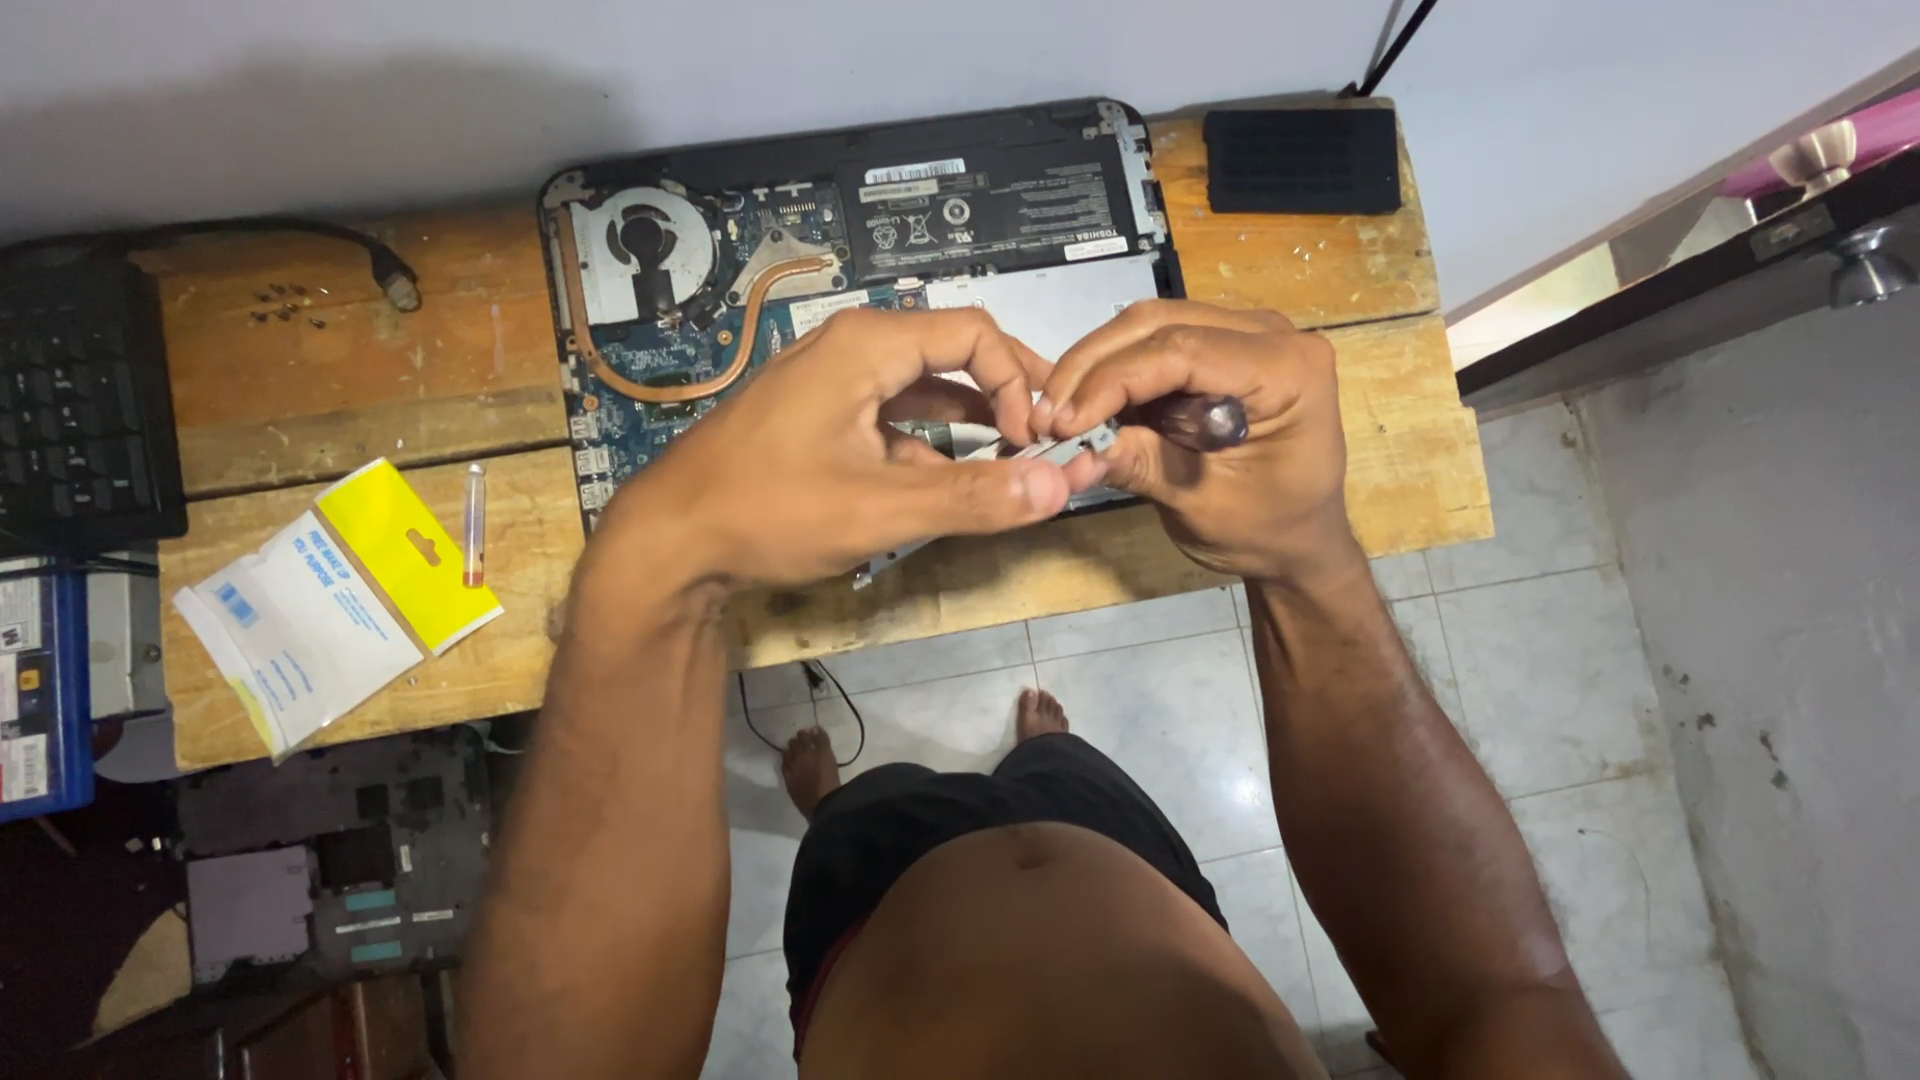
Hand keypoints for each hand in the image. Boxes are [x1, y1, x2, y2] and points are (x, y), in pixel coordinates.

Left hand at [589, 308, 1077, 593]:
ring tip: (1011, 450)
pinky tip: (942, 477)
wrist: (672, 539)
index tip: (1035, 439)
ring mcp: (830, 385)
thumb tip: (1060, 486)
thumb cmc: (770, 510)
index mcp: (867, 346)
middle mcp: (850, 350)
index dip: (1019, 380)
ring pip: (920, 387)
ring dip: (968, 417)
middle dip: (1005, 389)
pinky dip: (925, 441)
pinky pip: (889, 417)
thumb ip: (973, 497)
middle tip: (1048, 426)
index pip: (973, 333)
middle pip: (949, 351)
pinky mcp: (819, 419)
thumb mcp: (880, 509)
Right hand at [1034, 300, 1358, 583]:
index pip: (1180, 351)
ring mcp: (1245, 335)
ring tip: (1058, 411)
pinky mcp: (1219, 347)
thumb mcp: (1200, 504)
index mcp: (1286, 370)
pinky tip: (1084, 403)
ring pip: (1148, 325)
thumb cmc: (1264, 530)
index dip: (1110, 381)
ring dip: (1095, 366)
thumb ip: (1139, 464)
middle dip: (1091, 367)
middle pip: (1158, 323)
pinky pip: (1154, 344)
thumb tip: (1069, 449)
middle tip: (1045, 414)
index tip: (1061, 423)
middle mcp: (1271, 334)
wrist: (1297, 541)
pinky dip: (1113, 372)